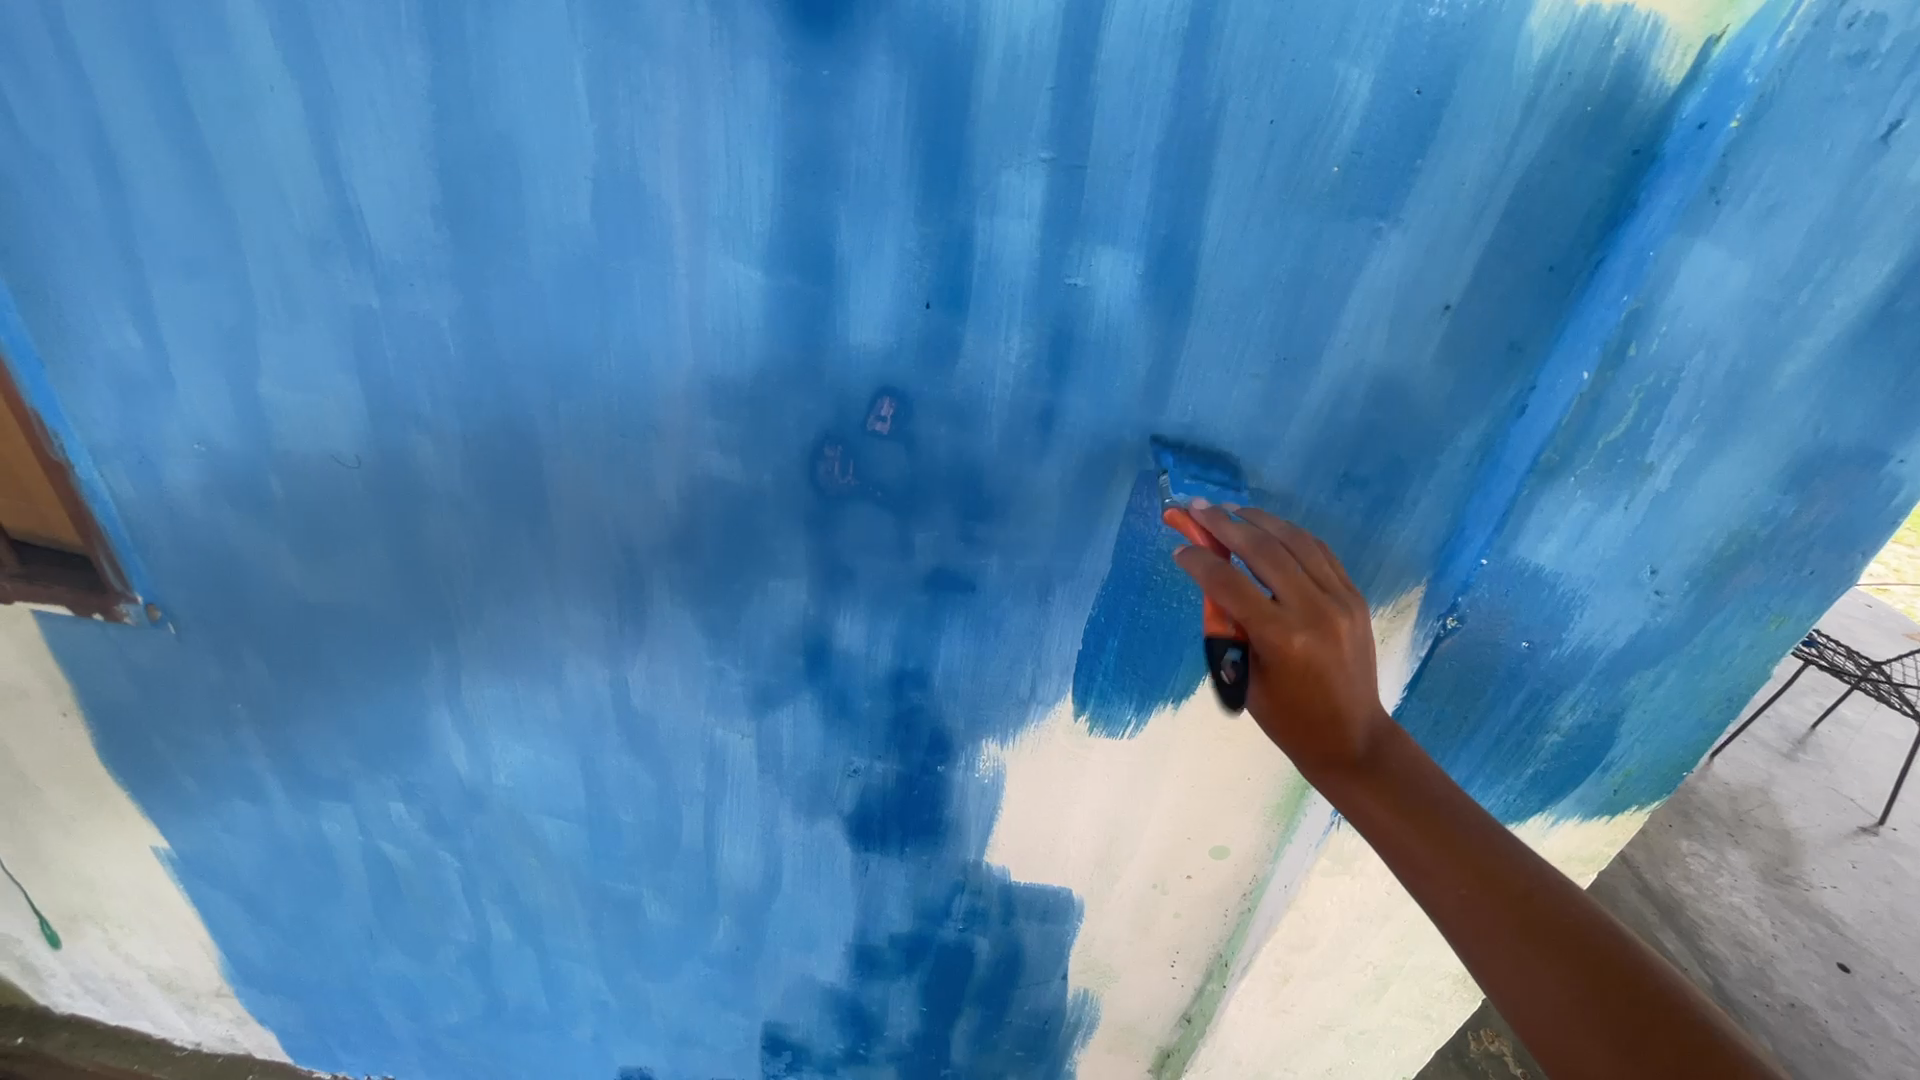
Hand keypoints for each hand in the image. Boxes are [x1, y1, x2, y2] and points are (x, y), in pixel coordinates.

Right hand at [1172, 506, 1393, 779]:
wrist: (1352, 737)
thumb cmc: (1286, 717)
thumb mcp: (1242, 675)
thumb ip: (1227, 624)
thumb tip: (1210, 576)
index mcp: (1281, 637)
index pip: (1229, 583)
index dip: (1199, 561)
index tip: (1178, 548)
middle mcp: (1314, 609)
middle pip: (1262, 549)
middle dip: (1223, 524)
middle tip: (1195, 508)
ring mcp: (1340, 599)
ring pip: (1294, 540)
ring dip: (1257, 519)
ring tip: (1228, 510)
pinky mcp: (1353, 596)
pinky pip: (1319, 551)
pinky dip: (1289, 533)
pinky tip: (1266, 527)